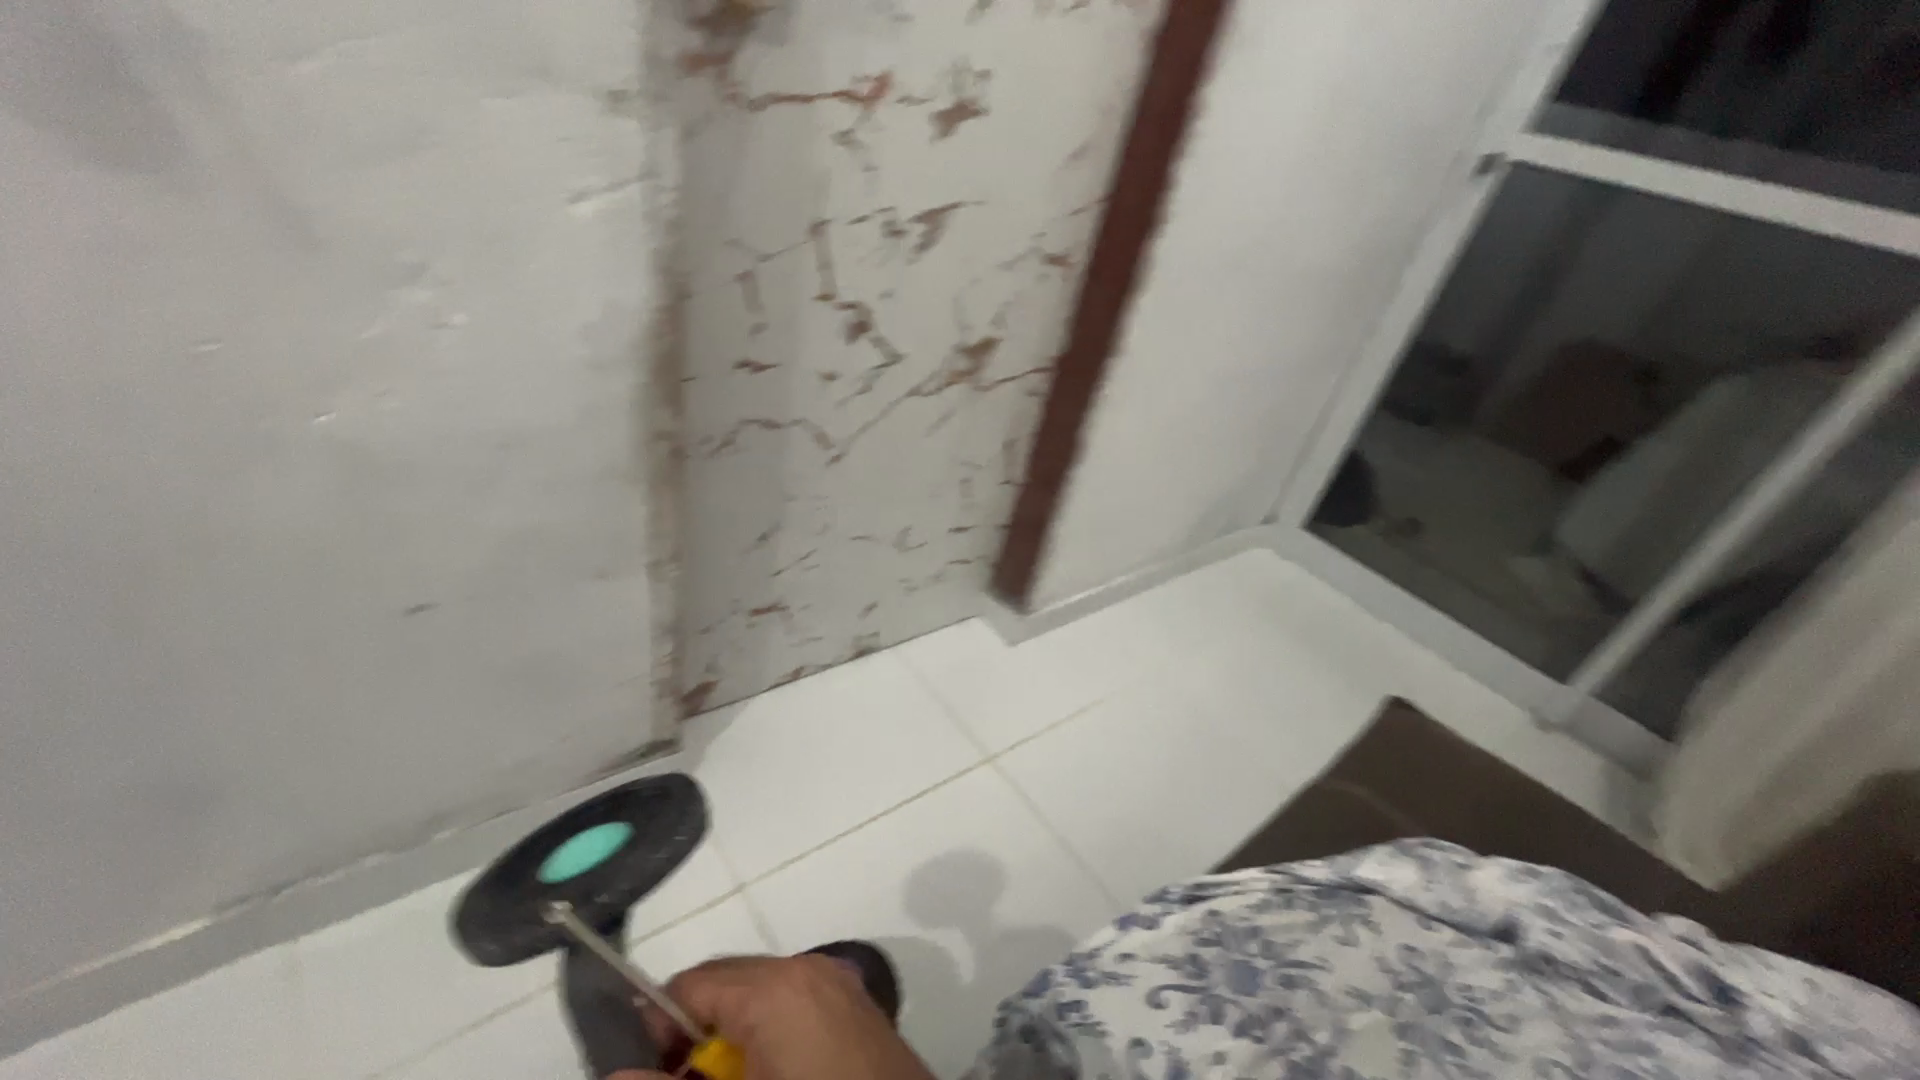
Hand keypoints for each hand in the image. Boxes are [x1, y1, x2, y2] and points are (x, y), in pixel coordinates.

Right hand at [622, 954, 933, 1079]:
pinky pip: (794, 1004)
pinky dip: (770, 1033)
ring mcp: (838, 984)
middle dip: (693, 1033)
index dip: (657, 1028)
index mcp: (774, 988)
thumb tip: (618, 1073)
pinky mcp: (857, 1006)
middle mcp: (807, 970)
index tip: (646, 1070)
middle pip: (725, 983)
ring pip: (759, 994)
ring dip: (731, 1035)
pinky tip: (770, 1073)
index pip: (690, 984)